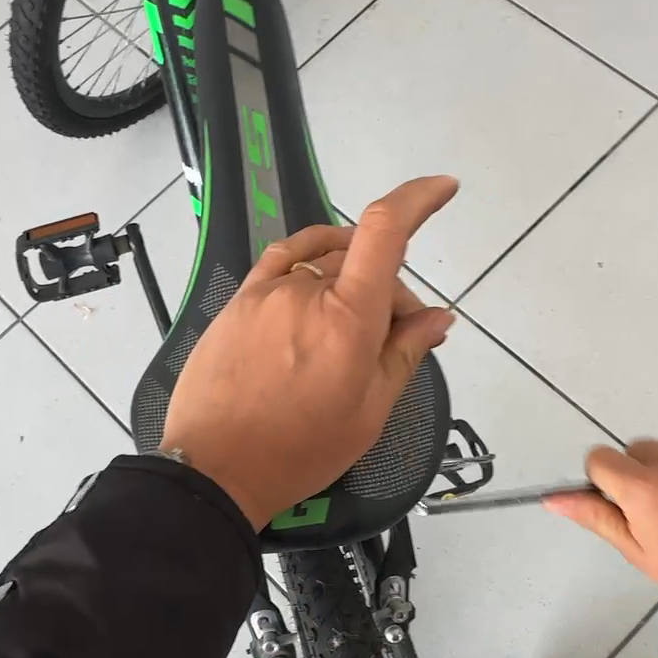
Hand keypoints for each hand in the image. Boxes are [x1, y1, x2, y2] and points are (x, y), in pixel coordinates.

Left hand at [159, 176, 459, 528]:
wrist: (215, 469)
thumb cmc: (299, 451)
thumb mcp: (367, 412)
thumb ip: (404, 353)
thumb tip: (438, 317)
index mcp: (347, 318)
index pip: (385, 232)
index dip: (418, 199)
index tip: (443, 189)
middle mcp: (306, 291)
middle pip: (362, 263)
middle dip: (391, 292)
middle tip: (397, 340)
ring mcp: (266, 293)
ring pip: (324, 266)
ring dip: (351, 283)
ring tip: (354, 327)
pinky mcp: (238, 303)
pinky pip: (282, 260)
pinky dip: (311, 258)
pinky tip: (318, 274)